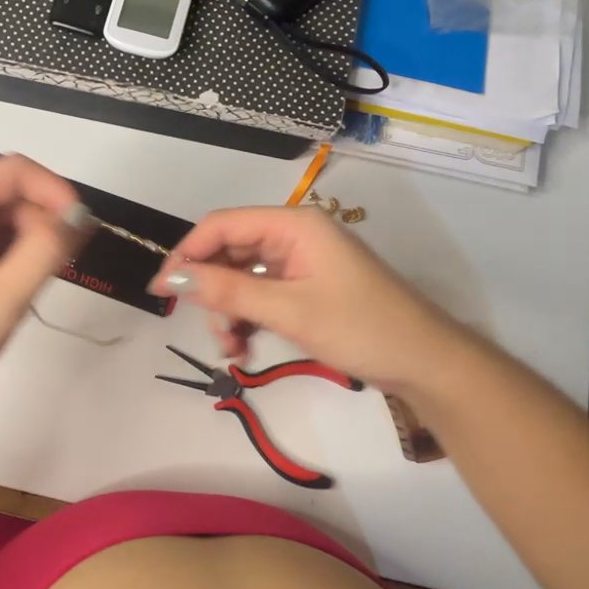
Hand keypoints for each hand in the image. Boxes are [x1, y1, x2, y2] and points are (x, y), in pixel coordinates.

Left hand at [0, 156, 91, 473]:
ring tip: (33, 286)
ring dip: (27, 242)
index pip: (12, 170)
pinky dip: (9, 258)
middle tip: (60, 266)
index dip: (52, 188)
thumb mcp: (4, 298)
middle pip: (5, 194)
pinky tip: (13, 293)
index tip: (80, 224)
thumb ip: (46, 249)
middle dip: (41, 219)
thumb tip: (77, 216)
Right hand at [149, 206, 471, 395]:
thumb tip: (171, 279)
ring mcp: (303, 262)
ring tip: (233, 347)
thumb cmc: (360, 328)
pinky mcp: (308, 286)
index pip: (221, 226)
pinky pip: (262, 294)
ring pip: (243, 278)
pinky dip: (248, 317)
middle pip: (230, 252)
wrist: (426, 363)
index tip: (161, 291)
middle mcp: (295, 235)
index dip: (187, 254)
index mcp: (293, 225)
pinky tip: (246, 345)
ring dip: (229, 310)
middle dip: (212, 291)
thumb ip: (227, 292)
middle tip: (209, 331)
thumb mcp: (287, 311)